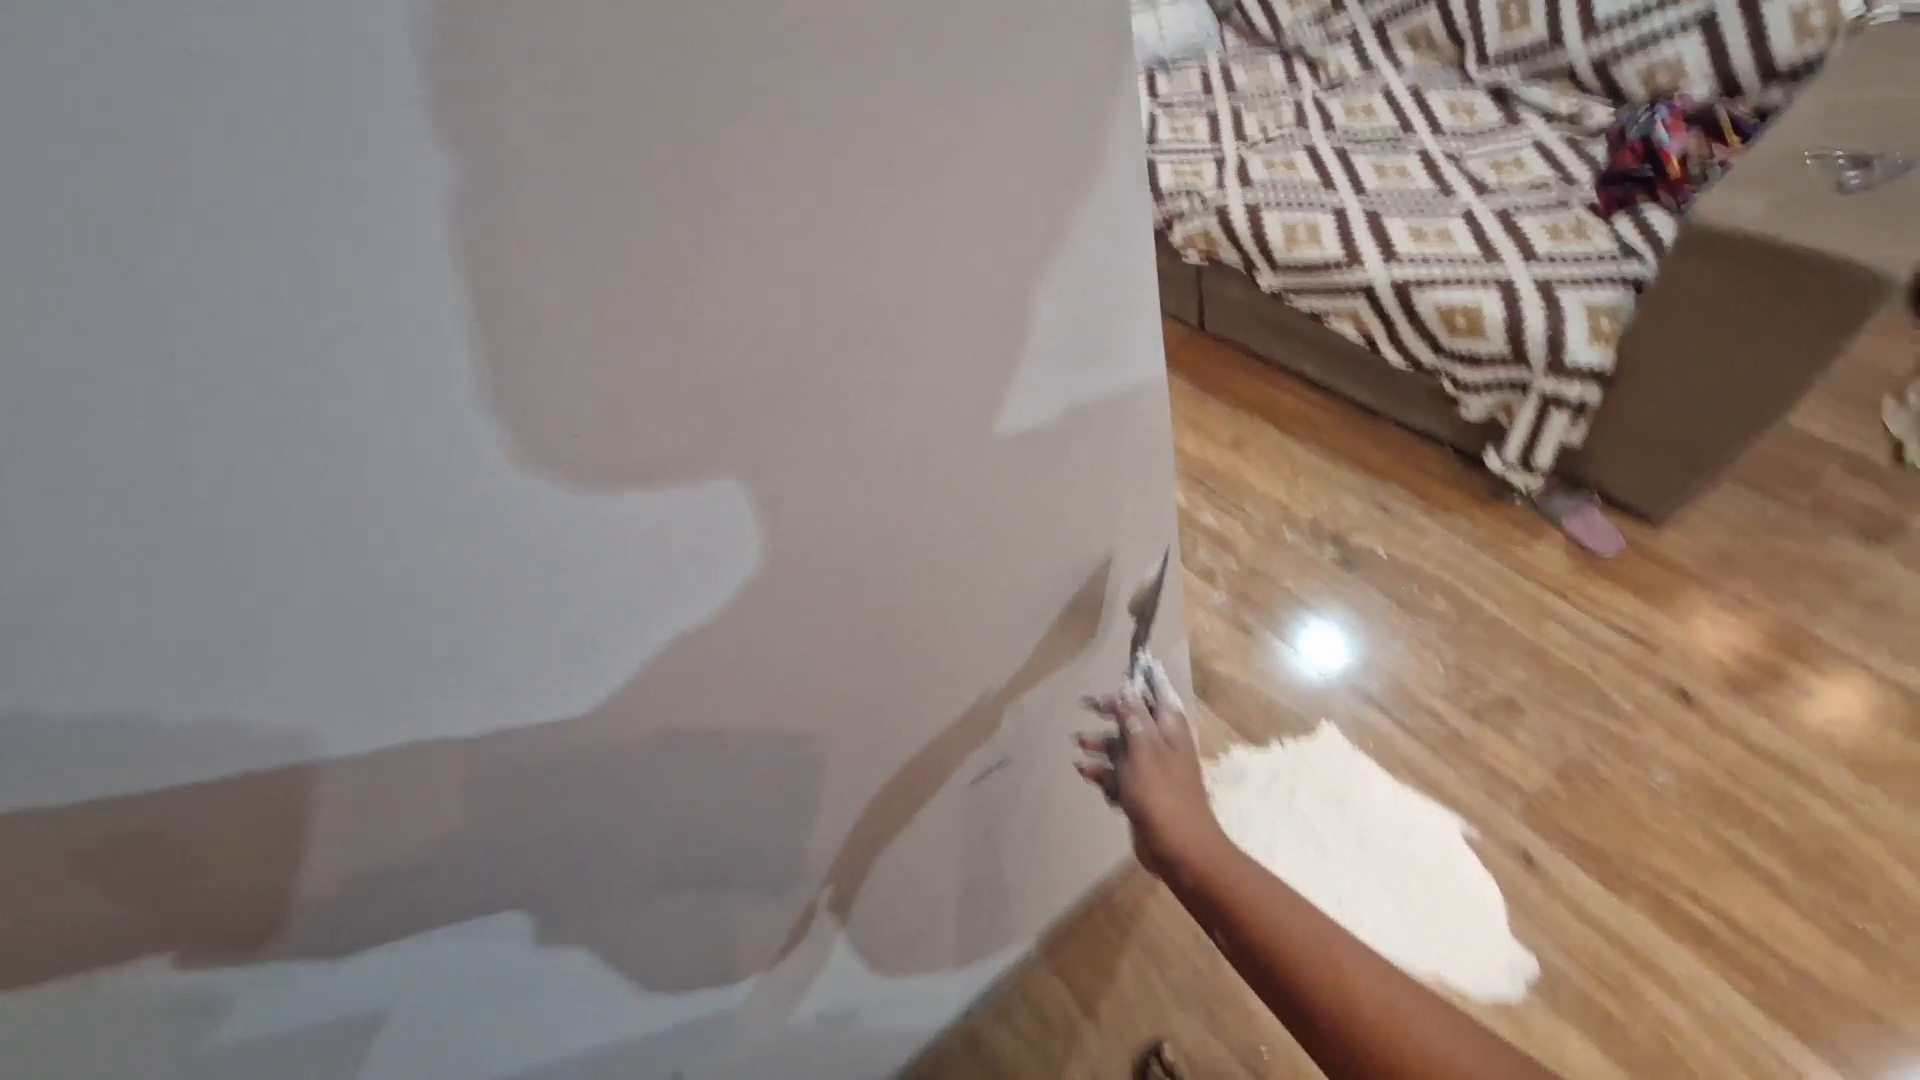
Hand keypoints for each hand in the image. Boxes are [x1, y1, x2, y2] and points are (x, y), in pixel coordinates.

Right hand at [1074, 673, 1229, 879]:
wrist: (1179, 848)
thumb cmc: (1161, 794)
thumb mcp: (1142, 750)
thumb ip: (1133, 718)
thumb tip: (1127, 687)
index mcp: (1170, 728)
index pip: (1158, 692)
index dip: (1146, 676)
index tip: (1135, 658)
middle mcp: (1163, 744)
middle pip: (1134, 717)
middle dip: (1111, 712)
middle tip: (1086, 704)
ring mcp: (1152, 769)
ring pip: (1123, 747)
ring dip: (1101, 745)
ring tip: (1079, 745)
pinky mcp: (1141, 792)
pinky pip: (1118, 774)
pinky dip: (1103, 773)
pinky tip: (1085, 773)